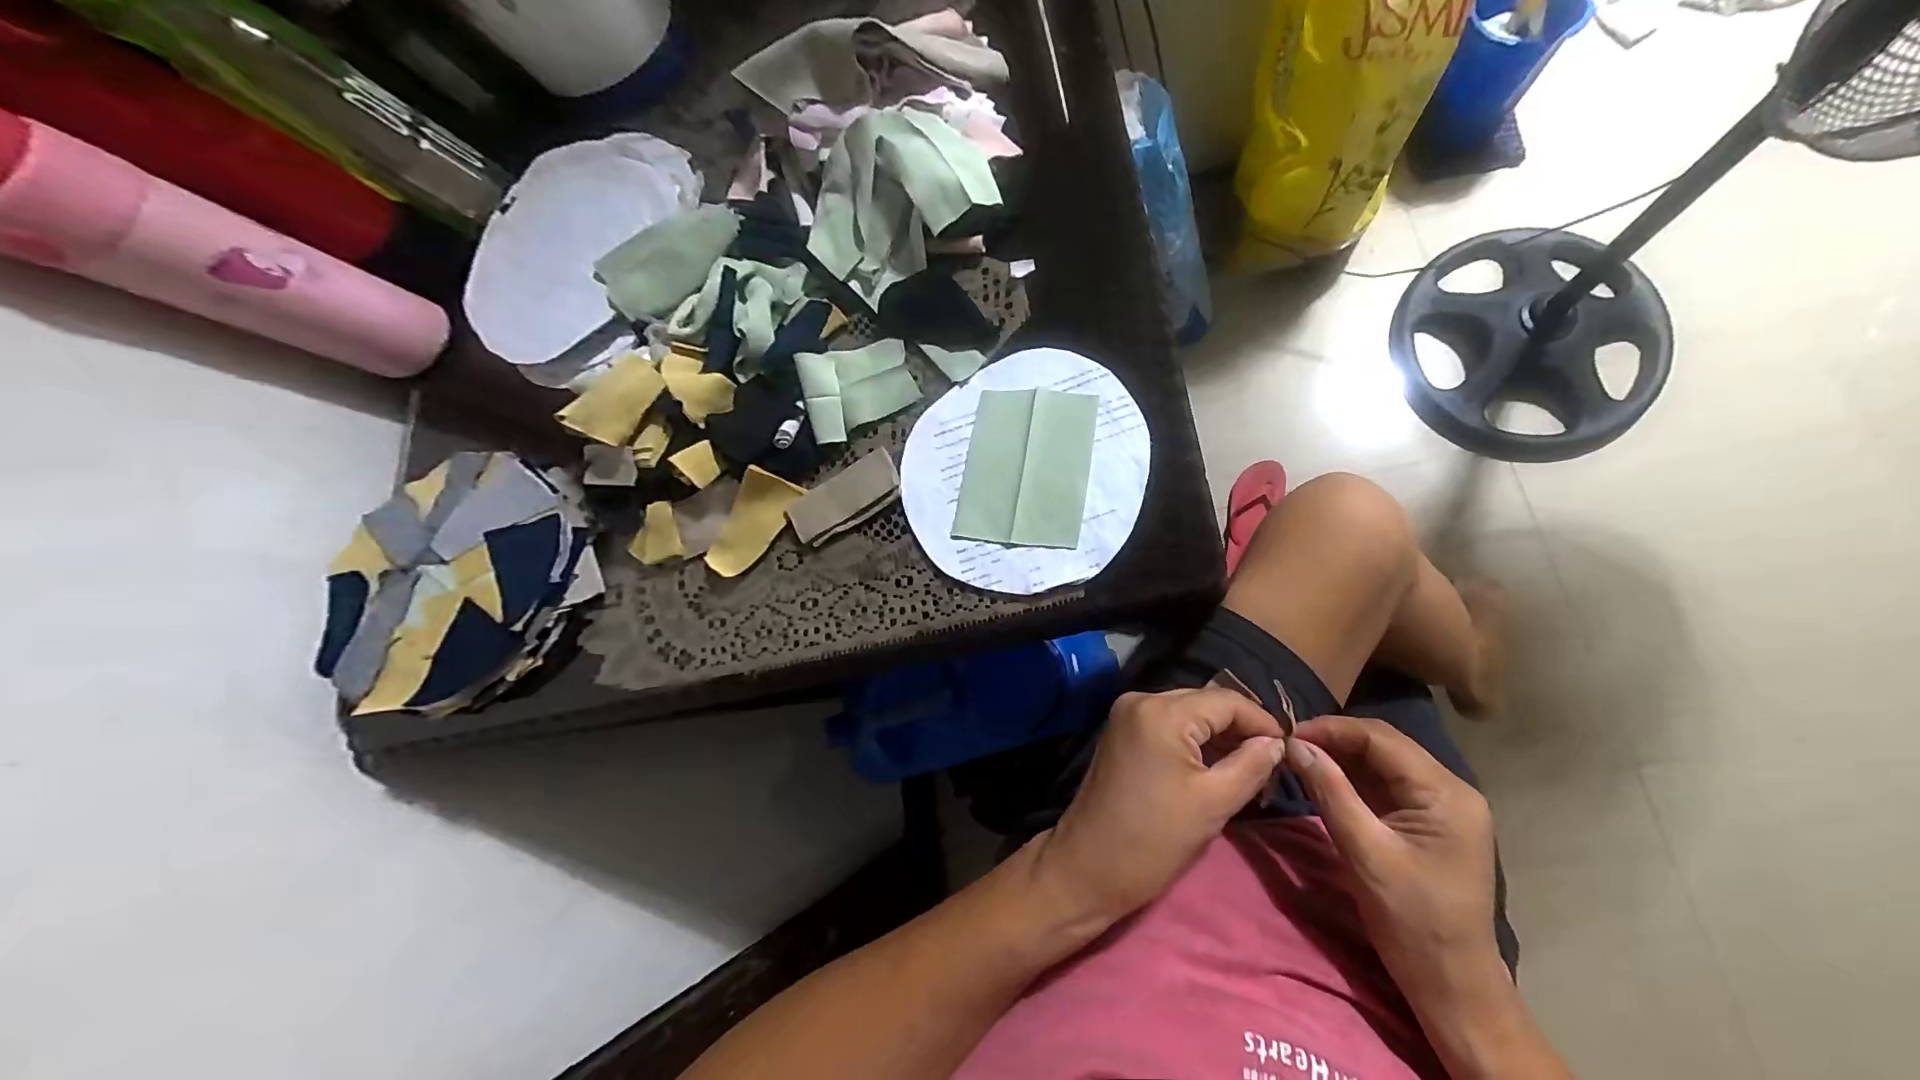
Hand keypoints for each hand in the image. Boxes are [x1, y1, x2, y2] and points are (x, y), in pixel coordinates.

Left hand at [1030, 688, 1286, 926]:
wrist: (1087, 867)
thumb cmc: (1153, 839)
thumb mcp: (1214, 803)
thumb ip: (1251, 765)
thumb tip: (1277, 742)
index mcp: (1162, 711)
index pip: (1227, 700)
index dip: (1263, 722)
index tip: (1291, 751)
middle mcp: (1140, 700)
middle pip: (1205, 702)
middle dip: (1241, 729)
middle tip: (1273, 764)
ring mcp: (1126, 715)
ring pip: (1188, 713)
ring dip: (1218, 736)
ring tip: (1251, 769)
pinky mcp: (1121, 733)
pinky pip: (1168, 726)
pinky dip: (1194, 742)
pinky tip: (1216, 766)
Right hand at [1286, 715, 1507, 1010]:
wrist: (1450, 981)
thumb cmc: (1412, 919)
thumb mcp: (1365, 852)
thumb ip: (1330, 792)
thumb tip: (1295, 744)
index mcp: (1446, 794)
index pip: (1381, 739)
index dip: (1332, 729)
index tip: (1288, 734)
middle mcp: (1449, 790)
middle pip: (1383, 745)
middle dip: (1334, 739)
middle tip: (1288, 745)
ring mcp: (1440, 805)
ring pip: (1381, 762)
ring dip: (1339, 756)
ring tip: (1298, 757)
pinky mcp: (1426, 821)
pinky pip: (1383, 784)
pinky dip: (1350, 777)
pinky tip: (1321, 778)